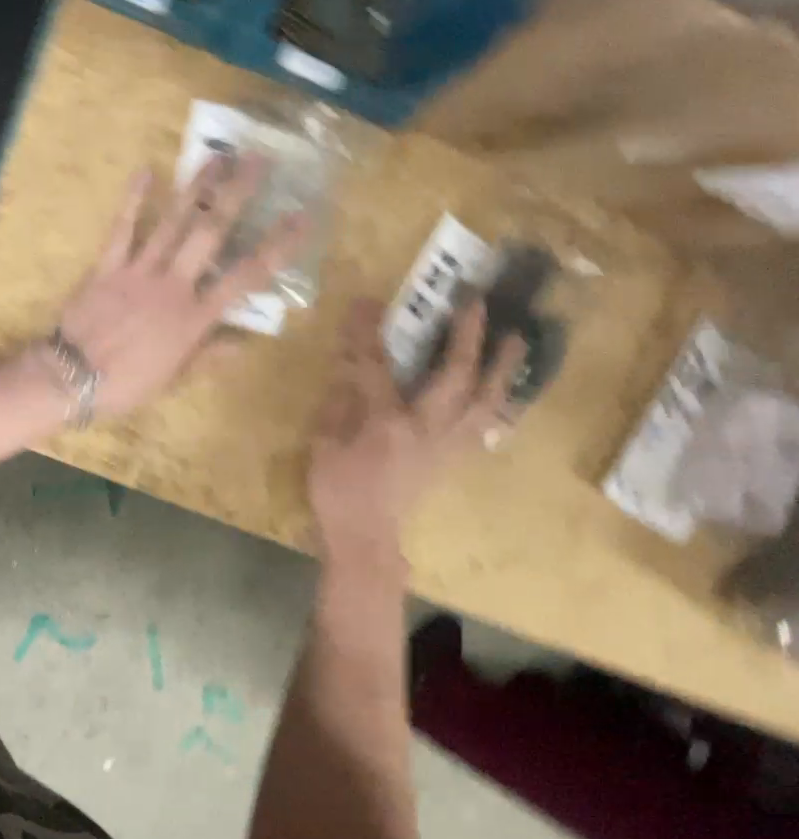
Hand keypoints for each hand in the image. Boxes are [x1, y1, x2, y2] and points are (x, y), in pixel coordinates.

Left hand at [55, 157, 306, 416]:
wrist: (69, 380)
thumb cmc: (123, 387)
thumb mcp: (173, 380)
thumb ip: (209, 357)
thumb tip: (247, 343)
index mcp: (194, 318)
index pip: (246, 276)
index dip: (278, 245)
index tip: (302, 215)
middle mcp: (172, 287)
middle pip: (211, 232)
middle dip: (237, 194)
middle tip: (259, 159)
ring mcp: (137, 273)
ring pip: (172, 223)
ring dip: (196, 187)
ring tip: (217, 155)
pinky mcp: (105, 268)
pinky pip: (121, 230)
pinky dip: (132, 200)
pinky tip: (145, 171)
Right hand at [307, 299, 524, 566]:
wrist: (365, 536)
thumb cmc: (336, 492)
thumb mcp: (322, 448)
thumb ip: (338, 407)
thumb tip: (350, 375)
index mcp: (386, 424)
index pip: (378, 368)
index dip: (370, 334)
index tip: (367, 302)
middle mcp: (427, 428)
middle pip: (455, 375)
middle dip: (466, 336)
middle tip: (476, 303)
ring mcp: (447, 443)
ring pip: (486, 399)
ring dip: (503, 367)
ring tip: (517, 338)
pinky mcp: (455, 457)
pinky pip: (486, 423)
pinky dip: (499, 401)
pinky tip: (504, 389)